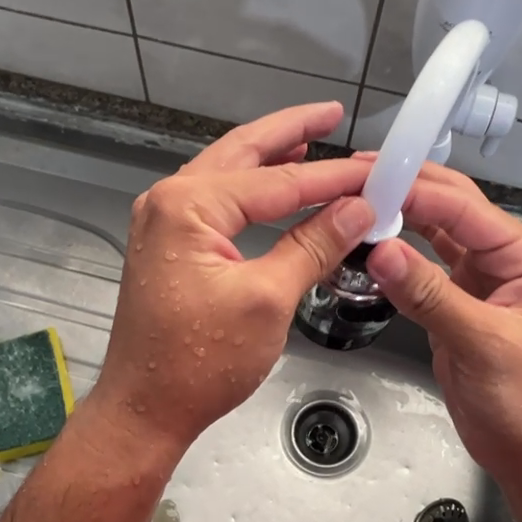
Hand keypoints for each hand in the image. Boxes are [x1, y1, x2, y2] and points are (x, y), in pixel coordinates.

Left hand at [89, 103, 375, 453]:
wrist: (145, 408)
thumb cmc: (198, 363)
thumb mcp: (267, 299)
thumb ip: (313, 246)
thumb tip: (358, 210)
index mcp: (188, 206)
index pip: (276, 181)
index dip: (331, 177)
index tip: (376, 172)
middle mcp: (168, 203)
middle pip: (241, 155)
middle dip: (288, 134)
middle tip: (330, 113)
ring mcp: (162, 225)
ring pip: (226, 176)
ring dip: (268, 159)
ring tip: (310, 140)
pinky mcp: (168, 249)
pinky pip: (216, 205)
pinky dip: (250, 192)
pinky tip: (275, 191)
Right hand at [368, 165, 521, 491]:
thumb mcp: (483, 344)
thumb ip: (431, 295)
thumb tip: (378, 250)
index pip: (467, 210)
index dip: (419, 191)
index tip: (371, 180)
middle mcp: (505, 262)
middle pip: (452, 212)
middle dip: (409, 191)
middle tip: (356, 175)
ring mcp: (479, 285)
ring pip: (435, 238)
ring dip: (400, 220)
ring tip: (355, 200)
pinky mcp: (456, 309)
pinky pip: (423, 274)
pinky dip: (397, 261)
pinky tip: (369, 246)